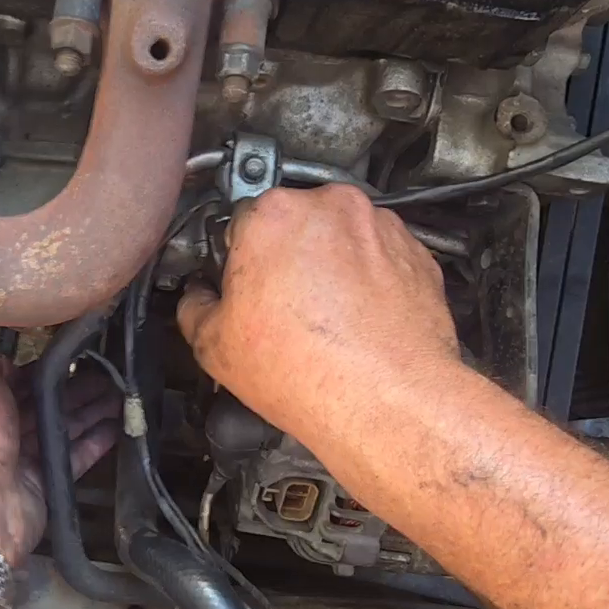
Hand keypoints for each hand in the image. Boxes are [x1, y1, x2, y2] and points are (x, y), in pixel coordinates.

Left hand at [0, 352, 119, 564]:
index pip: (6, 376)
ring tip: (119, 395)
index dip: (38, 366)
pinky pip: (72, 458)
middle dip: (73, 386)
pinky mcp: (39, 483)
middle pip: (39, 402)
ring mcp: (14, 458)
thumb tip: (5, 363)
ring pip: (60, 426)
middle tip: (105, 374)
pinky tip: (115, 427)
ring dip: (91, 410)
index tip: (67, 356)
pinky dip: (94, 442)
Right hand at [177, 184, 458, 446]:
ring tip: (321, 321)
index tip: (239, 287)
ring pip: (337, 237)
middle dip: (283, 258)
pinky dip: (365, 280)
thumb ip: (194, 307)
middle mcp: (329, 207)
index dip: (234, 260)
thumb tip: (198, 298)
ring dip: (326, 266)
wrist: (388, 401)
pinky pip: (377, 257)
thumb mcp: (214, 346)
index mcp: (272, 215)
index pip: (239, 222)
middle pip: (292, 223)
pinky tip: (353, 322)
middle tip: (279, 309)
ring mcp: (379, 226)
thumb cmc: (308, 372)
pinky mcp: (415, 252)